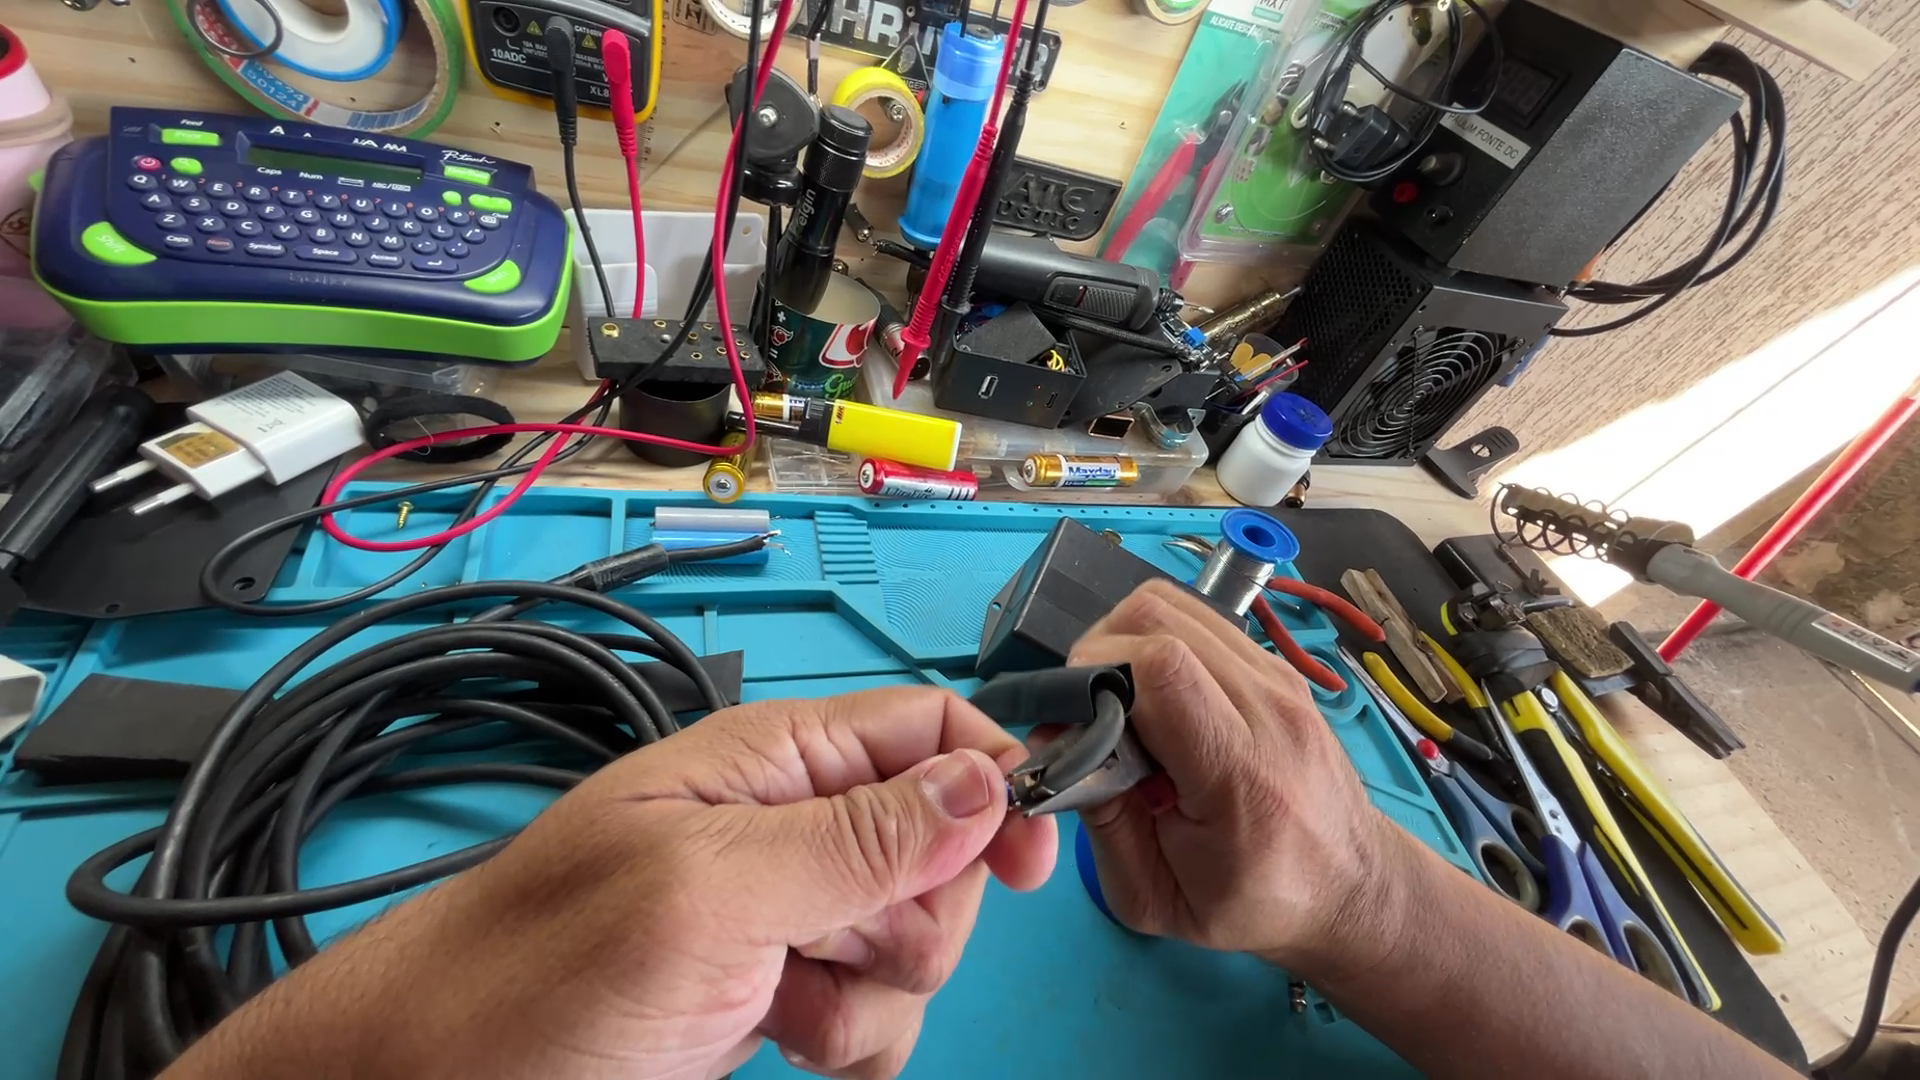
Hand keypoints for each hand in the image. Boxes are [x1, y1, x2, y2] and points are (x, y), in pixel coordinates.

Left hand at [175, 687, 1055, 1079]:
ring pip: (919, 928)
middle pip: (942, 837)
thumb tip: (987, 781)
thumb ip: (855, 838)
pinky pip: (883, 1002)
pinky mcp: (793, 982)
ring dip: (882, 982)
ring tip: (791, 1000)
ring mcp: (799, 905)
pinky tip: (789, 1040)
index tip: (1027, 862)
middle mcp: (803, 819)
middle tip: (841, 941)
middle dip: (921, 905)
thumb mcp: (710, 894)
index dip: (993, 775)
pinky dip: (857, 1035)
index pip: (929, 728)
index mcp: (786, 759)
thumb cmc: (548, 975)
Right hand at [1064, 580, 1410, 974]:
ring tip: (1120, 693)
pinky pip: (1197, 618)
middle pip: (1161, 619)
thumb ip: (1098, 817)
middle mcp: (1268, 708)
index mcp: (1240, 775)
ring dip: (1127, 638)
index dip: (1100, 670)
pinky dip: (1157, 637)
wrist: (1352, 890)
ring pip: (1175, 605)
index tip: (1078, 713)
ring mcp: (1279, 677)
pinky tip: (1155, 689)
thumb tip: (1055, 733)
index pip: (1163, 667)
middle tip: (1090, 703)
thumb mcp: (1153, 897)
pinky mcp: (1277, 665)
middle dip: (1102, 649)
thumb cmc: (1251, 904)